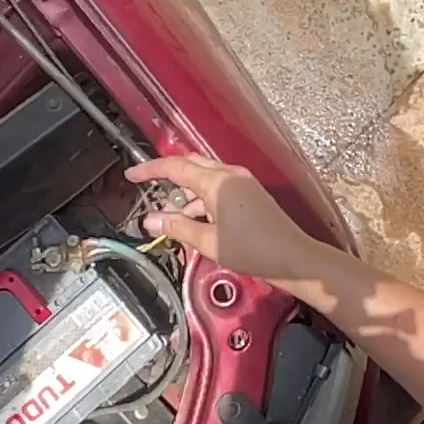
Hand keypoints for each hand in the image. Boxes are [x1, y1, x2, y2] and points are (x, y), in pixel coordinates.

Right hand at [124, 156, 324, 281]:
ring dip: (186, 191)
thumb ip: (177, 227)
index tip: (132, 175)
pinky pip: (218, 187)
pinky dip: (202, 198)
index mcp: (217, 182)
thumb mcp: (208, 241)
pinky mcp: (249, 192)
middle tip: (147, 186)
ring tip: (171, 215)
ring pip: (204, 177)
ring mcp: (242, 182)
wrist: (292, 257)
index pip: (175, 167)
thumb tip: (151, 220)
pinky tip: (195, 219)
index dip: (150, 170)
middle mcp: (230, 175)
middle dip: (167, 174)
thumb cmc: (253, 250)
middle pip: (191, 165)